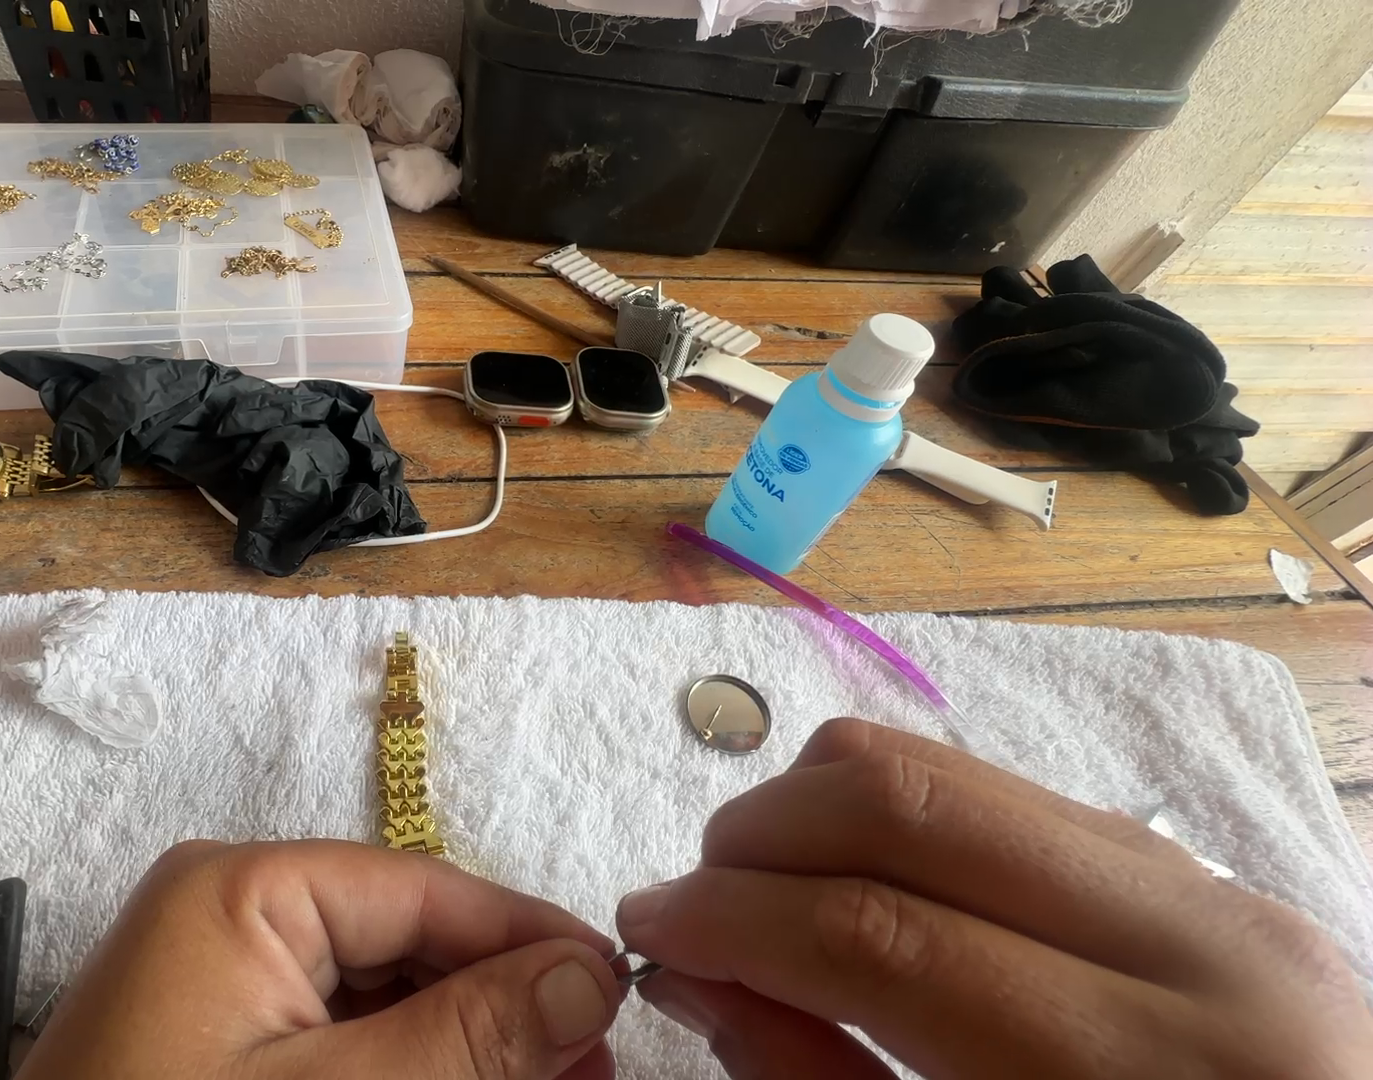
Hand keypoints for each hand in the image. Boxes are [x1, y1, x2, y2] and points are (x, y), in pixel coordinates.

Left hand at [19, 839, 624, 1079]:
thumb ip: (465, 1035)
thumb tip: (587, 974)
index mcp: (240, 886)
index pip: (413, 888)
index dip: (519, 929)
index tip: (609, 975)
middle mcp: (231, 906)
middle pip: (401, 937)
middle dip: (498, 994)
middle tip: (594, 1049)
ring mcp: (225, 970)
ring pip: (379, 986)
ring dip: (463, 1035)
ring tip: (555, 1073)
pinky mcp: (226, 1029)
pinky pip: (339, 1025)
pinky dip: (409, 1059)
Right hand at [617, 717, 1372, 1078]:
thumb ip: (810, 1079)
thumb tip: (690, 970)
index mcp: (1160, 1075)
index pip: (880, 935)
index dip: (728, 919)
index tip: (643, 925)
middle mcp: (1193, 936)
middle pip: (889, 801)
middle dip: (748, 838)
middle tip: (698, 903)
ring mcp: (1179, 867)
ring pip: (911, 760)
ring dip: (794, 809)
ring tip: (764, 888)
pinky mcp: (1146, 842)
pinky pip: (951, 774)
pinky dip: (855, 806)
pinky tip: (846, 879)